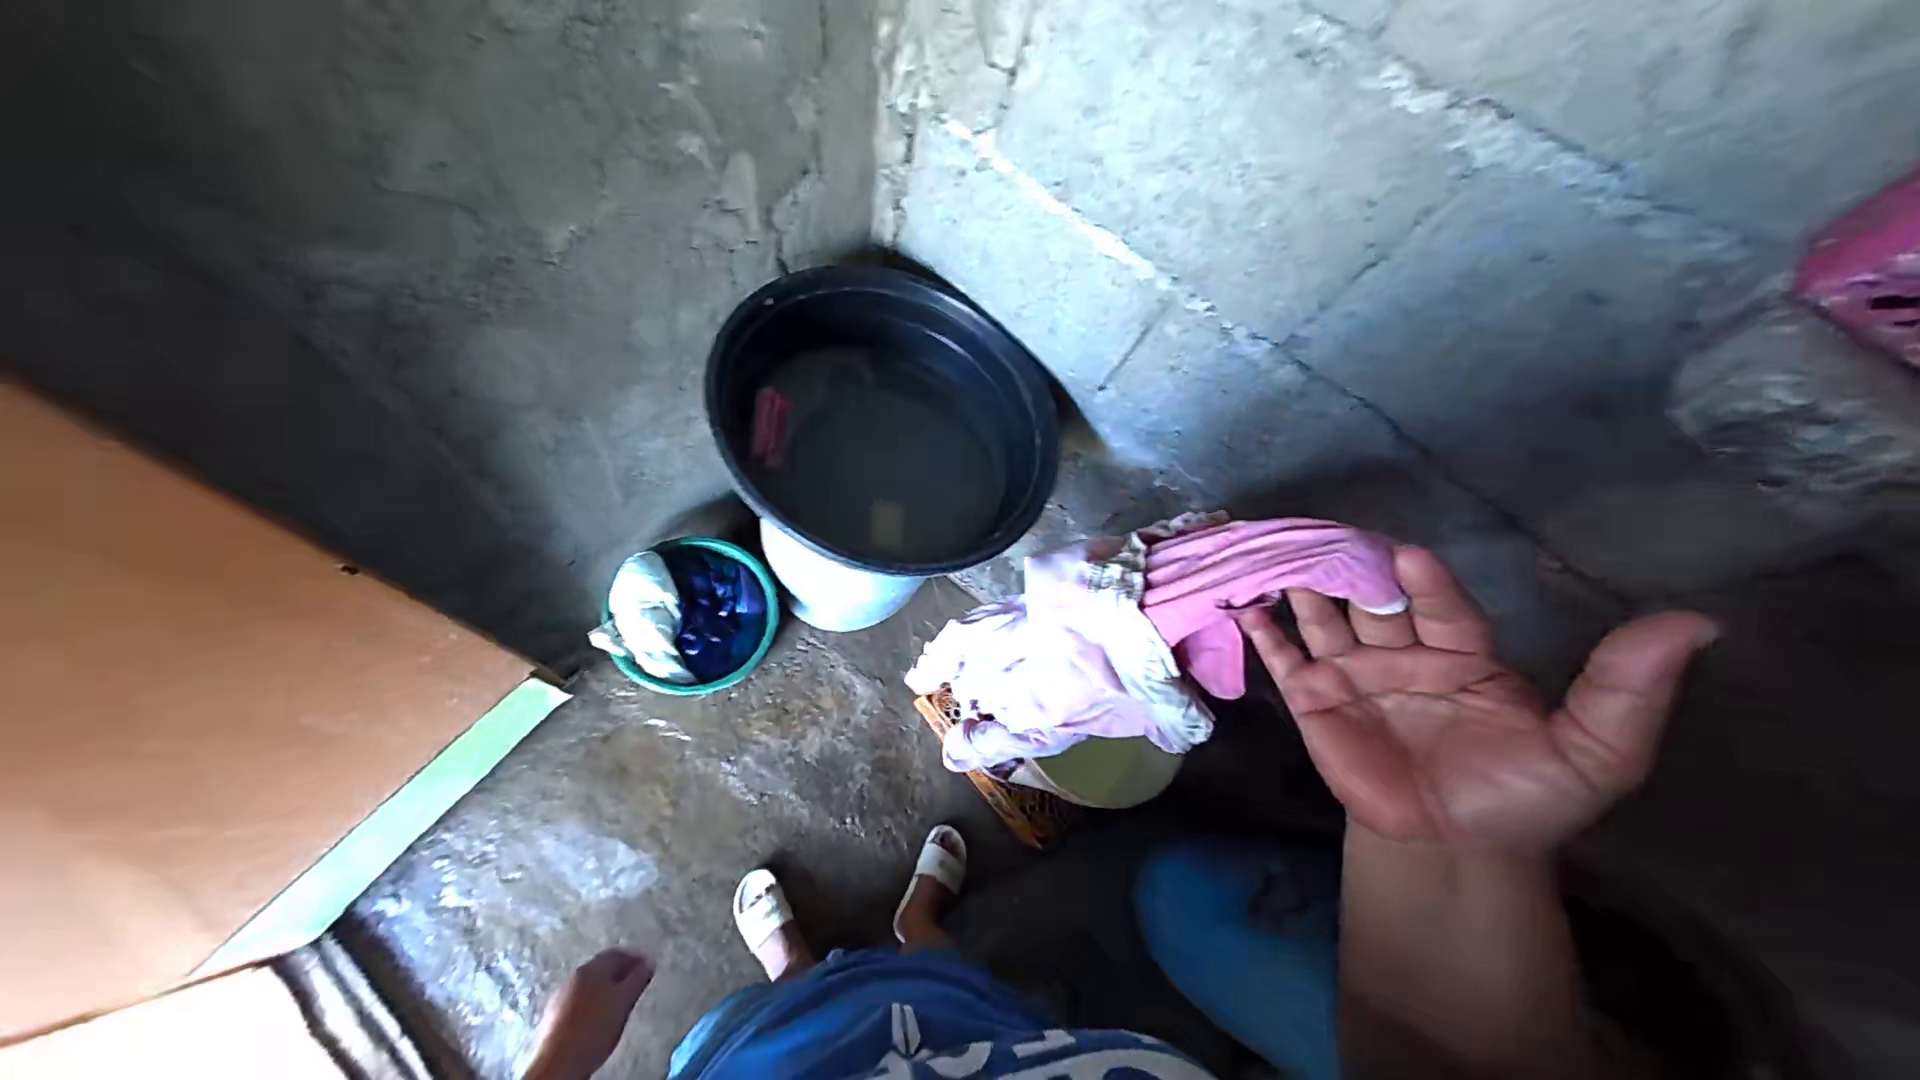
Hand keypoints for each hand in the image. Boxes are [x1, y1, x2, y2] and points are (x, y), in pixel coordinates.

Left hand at [523, 949, 653, 1079]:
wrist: (558, 1064)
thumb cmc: (596, 1027)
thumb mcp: (625, 1000)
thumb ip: (638, 978)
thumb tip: (649, 961)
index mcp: (592, 968)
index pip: (617, 953)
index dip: (635, 957)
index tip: (648, 966)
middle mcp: (574, 977)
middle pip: (601, 969)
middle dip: (620, 974)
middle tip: (635, 984)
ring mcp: (560, 998)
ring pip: (589, 987)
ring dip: (605, 990)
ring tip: (619, 1004)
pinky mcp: (553, 1018)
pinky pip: (578, 1003)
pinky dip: (592, 1005)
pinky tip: (598, 1019)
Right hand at [1236, 546, 1717, 852]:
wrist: (1452, 847)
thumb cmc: (1521, 797)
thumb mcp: (1594, 752)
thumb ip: (1626, 691)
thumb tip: (1697, 621)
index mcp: (1460, 653)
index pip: (1441, 605)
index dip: (1425, 581)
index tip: (1407, 554)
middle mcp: (1399, 650)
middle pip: (1370, 599)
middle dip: (1350, 566)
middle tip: (1325, 535)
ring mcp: (1350, 671)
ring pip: (1321, 616)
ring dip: (1300, 585)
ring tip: (1279, 553)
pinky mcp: (1310, 696)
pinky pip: (1282, 656)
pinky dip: (1262, 632)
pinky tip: (1244, 605)